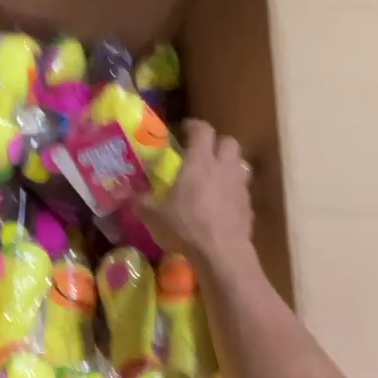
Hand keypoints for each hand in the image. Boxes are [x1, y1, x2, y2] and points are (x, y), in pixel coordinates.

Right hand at [143, 120, 253, 265]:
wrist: (221, 251)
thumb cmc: (185, 226)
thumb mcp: (154, 216)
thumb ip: (142, 203)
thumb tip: (130, 197)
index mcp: (199, 161)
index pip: (202, 130)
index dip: (194, 126)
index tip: (185, 129)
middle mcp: (223, 166)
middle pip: (228, 141)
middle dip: (216, 144)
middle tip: (203, 154)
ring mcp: (239, 185)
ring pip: (239, 163)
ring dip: (228, 165)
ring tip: (215, 178)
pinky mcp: (248, 205)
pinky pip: (242, 190)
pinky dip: (233, 192)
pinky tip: (222, 205)